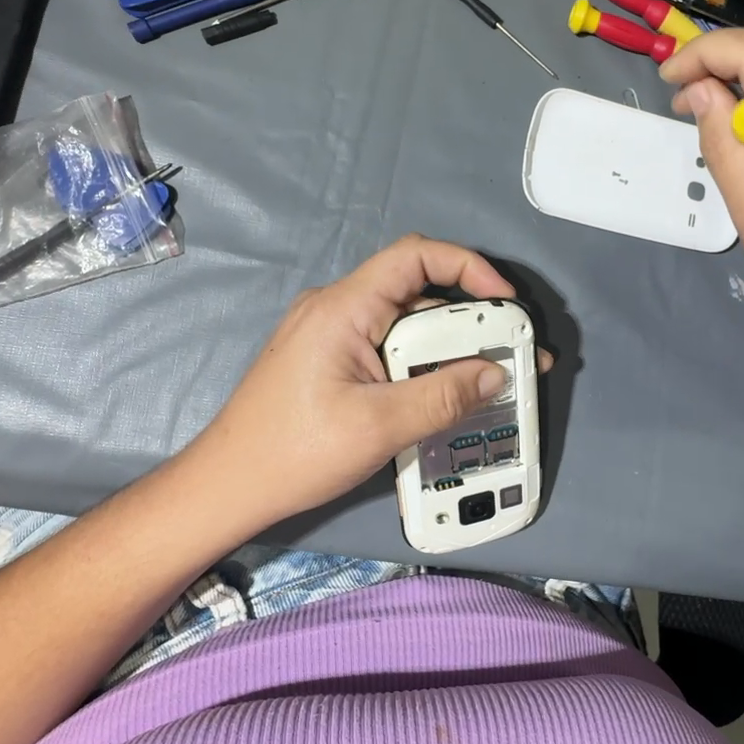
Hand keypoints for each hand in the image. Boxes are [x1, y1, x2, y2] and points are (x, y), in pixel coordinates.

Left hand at [186, 234, 544, 537]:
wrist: (228, 487)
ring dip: (452, 348)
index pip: (415, 256)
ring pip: (409, 325)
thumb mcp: (378, 426)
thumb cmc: (293, 452)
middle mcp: (338, 310)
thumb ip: (442, 397)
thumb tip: (495, 375)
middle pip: (419, 294)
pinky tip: (451, 392)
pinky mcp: (334, 362)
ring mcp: (334, 336)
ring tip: (495, 378)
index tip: (506, 302)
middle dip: (473, 320)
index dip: (469, 267)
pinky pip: (392, 349)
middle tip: (516, 352)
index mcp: (344, 308)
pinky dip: (427, 365)